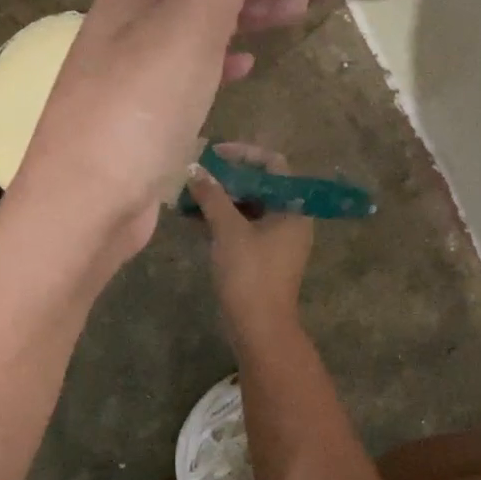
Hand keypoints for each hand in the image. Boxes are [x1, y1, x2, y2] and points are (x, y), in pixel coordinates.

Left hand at [9, 0, 336, 258]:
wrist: (84, 204)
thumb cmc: (138, 104)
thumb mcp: (193, 15)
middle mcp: (133, 15)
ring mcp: (137, 65)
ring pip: (206, 17)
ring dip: (256, 4)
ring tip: (307, 7)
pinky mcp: (146, 110)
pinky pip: (193, 66)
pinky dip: (227, 54)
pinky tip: (250, 63)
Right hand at [187, 142, 314, 340]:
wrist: (258, 325)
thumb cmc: (250, 273)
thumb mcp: (228, 230)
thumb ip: (212, 196)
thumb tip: (194, 170)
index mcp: (292, 207)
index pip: (273, 165)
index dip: (244, 154)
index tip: (214, 155)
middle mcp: (288, 218)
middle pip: (258, 185)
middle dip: (225, 178)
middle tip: (195, 175)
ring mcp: (274, 238)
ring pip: (246, 206)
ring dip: (218, 199)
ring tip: (188, 195)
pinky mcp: (259, 255)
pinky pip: (240, 226)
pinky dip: (219, 219)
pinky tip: (192, 218)